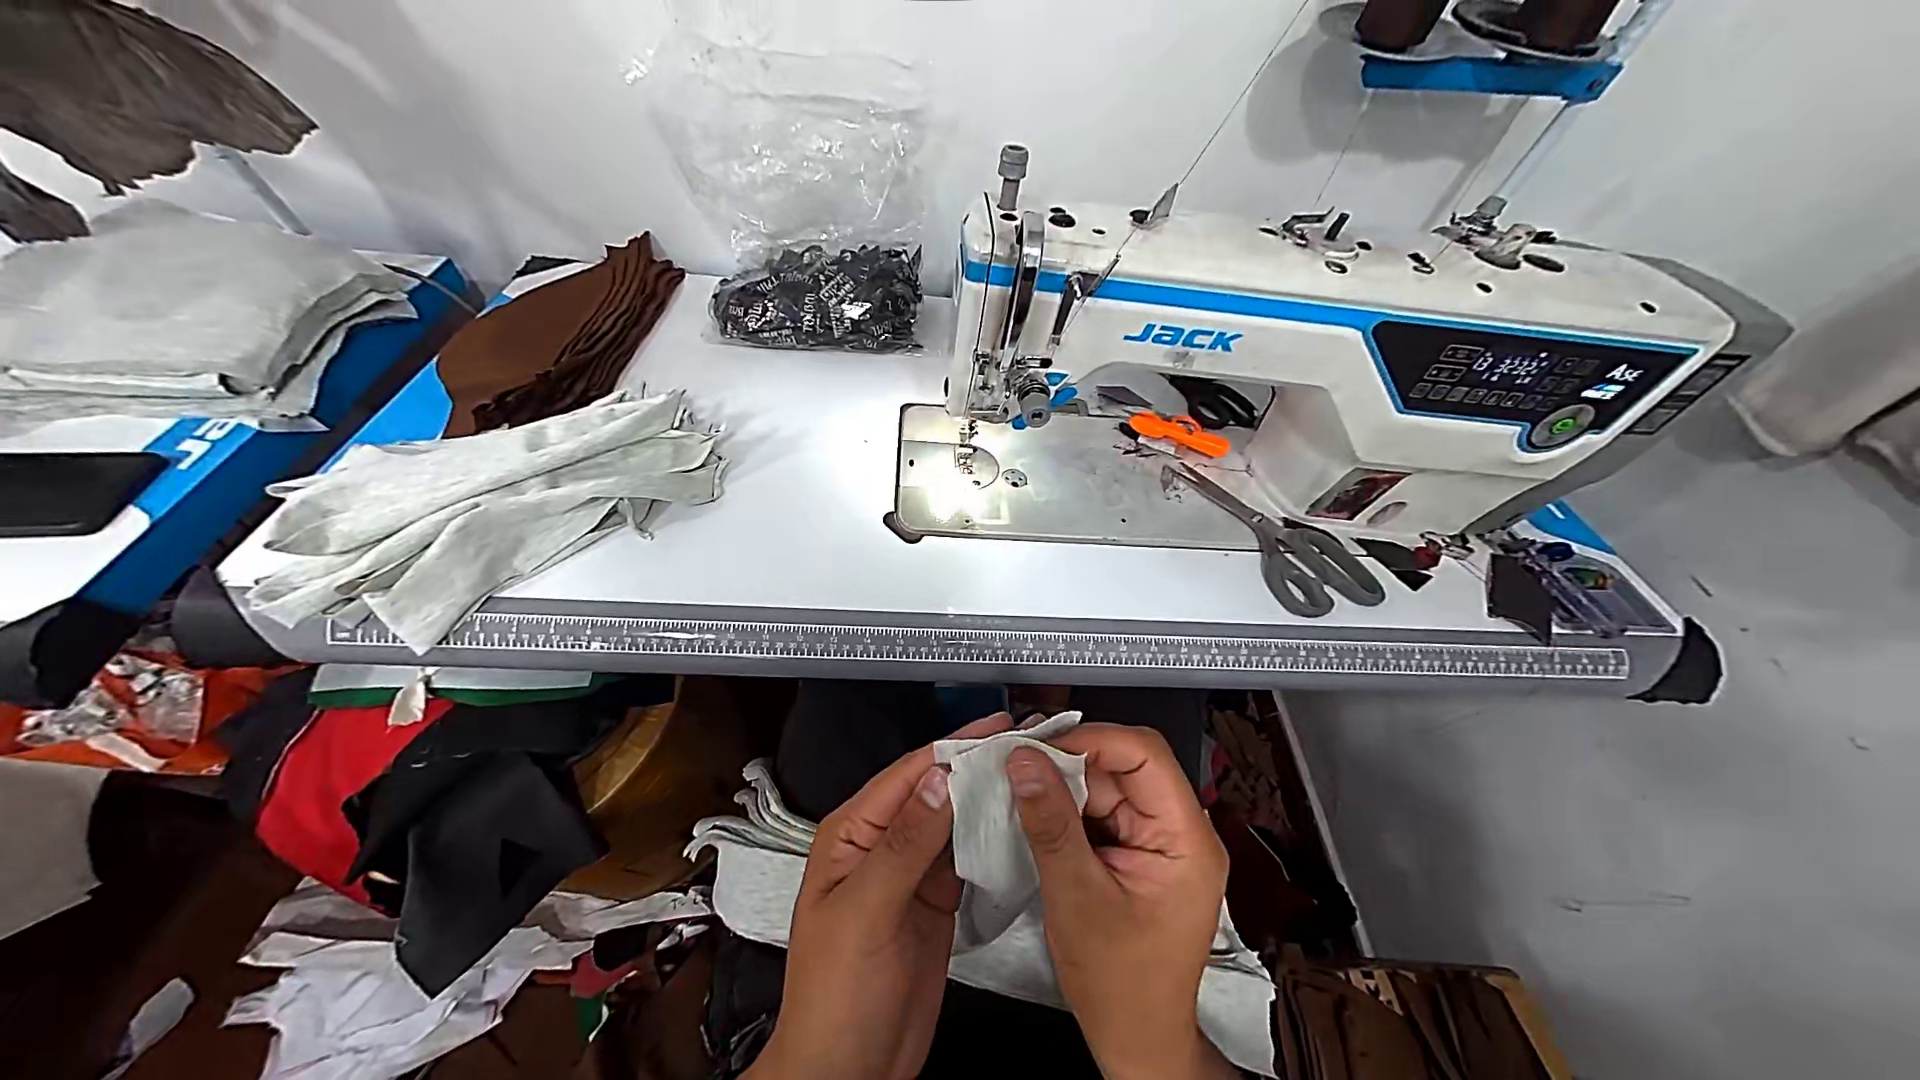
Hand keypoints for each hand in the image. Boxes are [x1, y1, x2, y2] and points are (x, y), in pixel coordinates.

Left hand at [749, 713, 1012, 1079]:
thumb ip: (904, 844)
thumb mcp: (866, 912)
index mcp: (853, 832)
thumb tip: (939, 779)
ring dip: (985, 796)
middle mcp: (882, 841)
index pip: (908, 774)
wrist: (850, 1070)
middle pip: (934, 789)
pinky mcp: (936, 896)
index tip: (995, 728)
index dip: (952, 747)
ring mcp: (912, 869)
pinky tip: (1015, 823)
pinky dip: (989, 835)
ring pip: (953, 817)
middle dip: (975, 764)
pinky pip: (965, 853)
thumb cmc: (837, 994)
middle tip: (1023, 743)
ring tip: (1028, 773)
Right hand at [1007, 724, 1237, 1079]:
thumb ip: (1051, 824)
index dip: (1093, 740)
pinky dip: (1065, 804)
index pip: (1145, 755)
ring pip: (1106, 782)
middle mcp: (1179, 830)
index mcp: (1186, 839)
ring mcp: (1157, 839)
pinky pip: (1098, 807)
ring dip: (1063, 781)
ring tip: (1020, 786)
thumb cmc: (1119, 984)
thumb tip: (1024, 761)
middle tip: (1020, 764)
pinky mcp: (1135, 849)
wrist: (1137, 1041)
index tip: (1040, 746)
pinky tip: (1035, 809)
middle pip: (1125, 764)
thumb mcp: (1077, 898)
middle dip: (1070, 760)